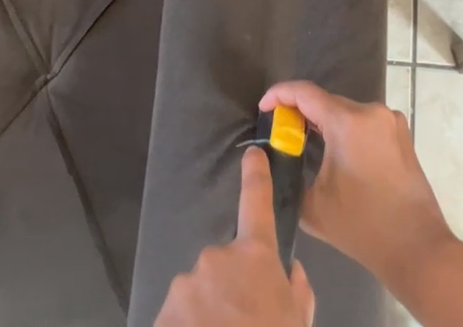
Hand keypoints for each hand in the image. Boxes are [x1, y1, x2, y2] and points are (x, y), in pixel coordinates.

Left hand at [155, 148, 315, 326]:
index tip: (252, 153)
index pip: (257, 204)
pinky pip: (180, 314)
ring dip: (209, 309)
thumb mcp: (298, 320)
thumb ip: (296, 291)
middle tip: (244, 318)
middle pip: (226, 264)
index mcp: (256, 256)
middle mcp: (218, 257)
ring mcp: (187, 282)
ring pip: (201, 290)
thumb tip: (290, 272)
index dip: (255, 176)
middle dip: (232, 286)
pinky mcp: (163, 310)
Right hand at [258, 81, 456, 287]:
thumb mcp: (313, 205)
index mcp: (348, 122)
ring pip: (348, 112)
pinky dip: (347, 131)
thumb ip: (291, 174)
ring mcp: (391, 121)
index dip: (280, 94)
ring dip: (326, 123)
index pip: (306, 93)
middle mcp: (372, 112)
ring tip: (307, 143)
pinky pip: (366, 123)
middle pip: (328, 102)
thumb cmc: (361, 226)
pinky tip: (338, 154)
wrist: (416, 246)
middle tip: (282, 132)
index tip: (263, 107)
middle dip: (301, 113)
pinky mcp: (402, 135)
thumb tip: (279, 162)